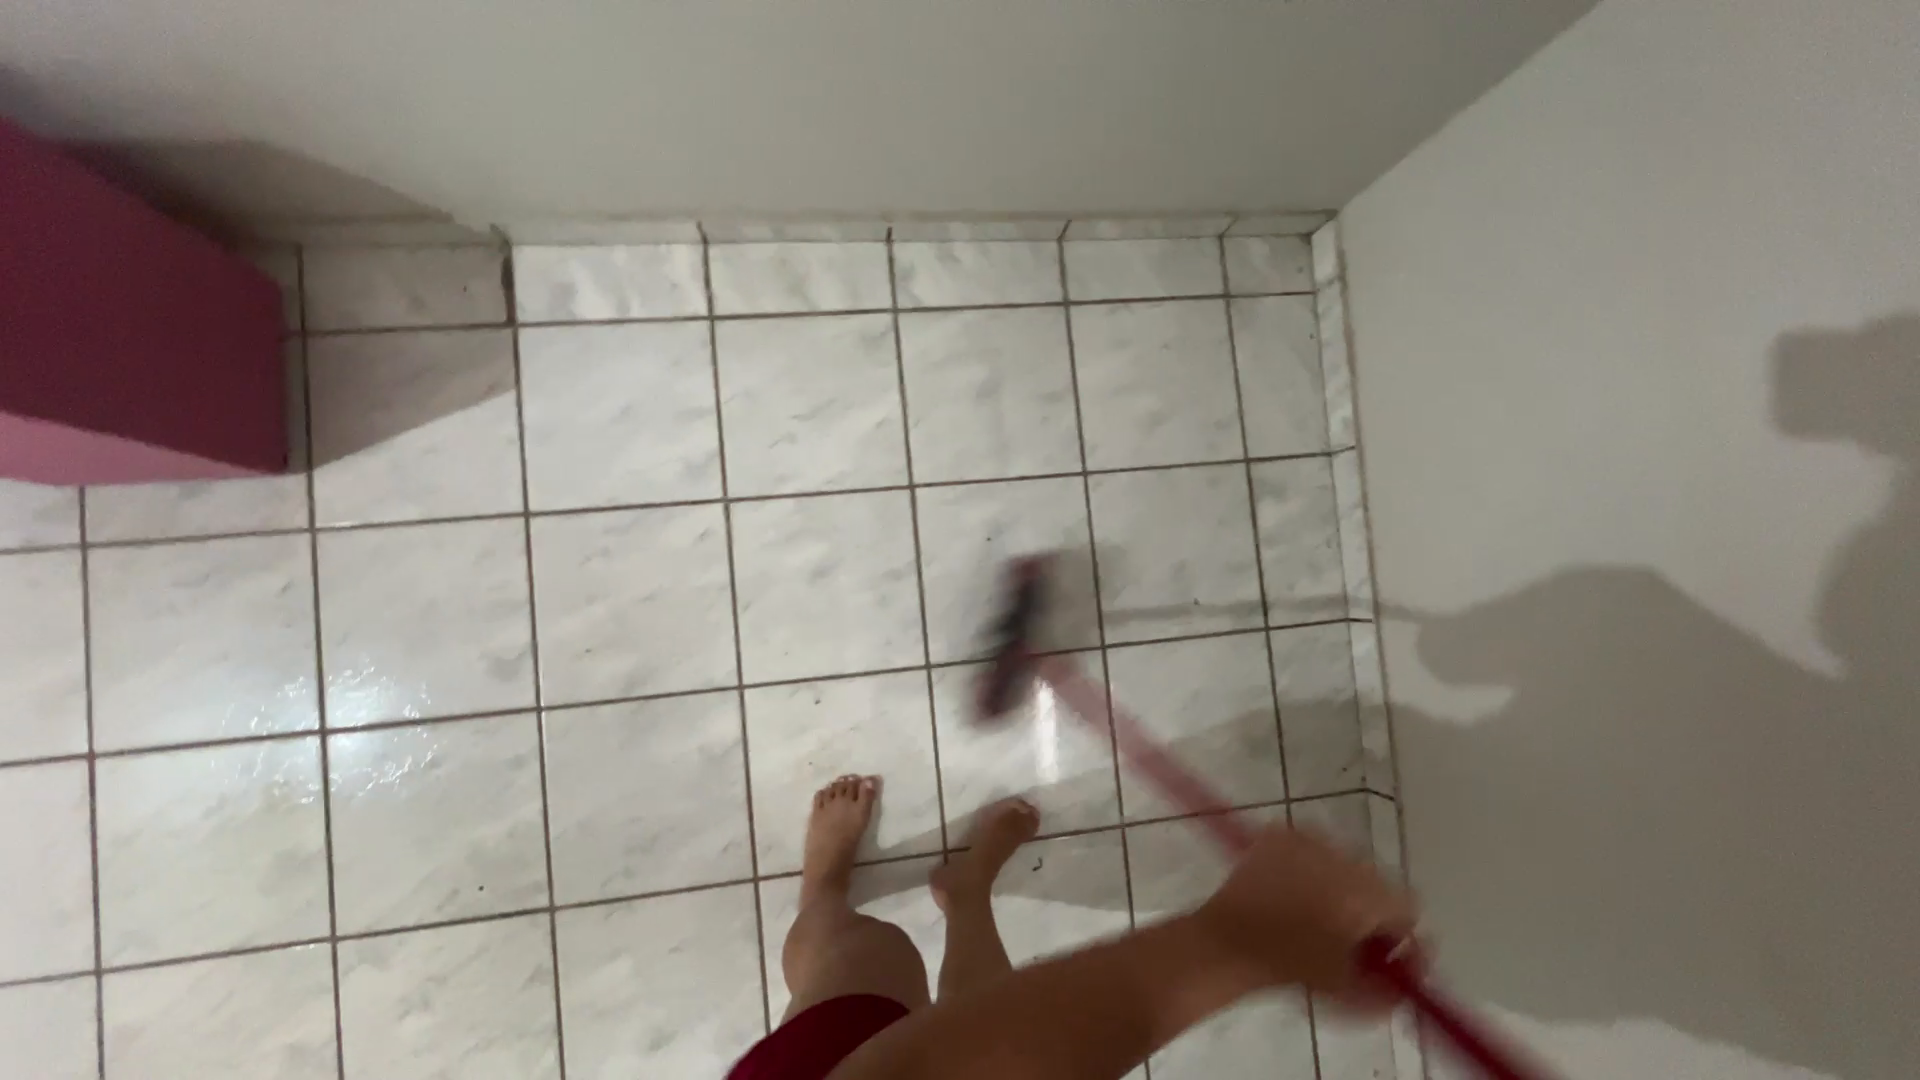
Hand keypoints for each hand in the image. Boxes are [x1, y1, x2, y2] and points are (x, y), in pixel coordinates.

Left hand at [1194, 824, 1419, 1012]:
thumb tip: (1413, 968)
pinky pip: (1309, 846)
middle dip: (1367, 906)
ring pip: (1343, 861)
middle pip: (1375, 880)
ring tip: (1312, 909)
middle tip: (1344, 932)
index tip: (1380, 951)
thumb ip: (1396, 984)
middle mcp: (1344, 856)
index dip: (1397, 933)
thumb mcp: (1355, 990)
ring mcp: (1309, 838)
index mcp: (1369, 893)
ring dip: (1338, 883)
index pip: (1407, 906)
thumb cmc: (1294, 965)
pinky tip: (1292, 886)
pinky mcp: (1280, 832)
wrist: (1231, 940)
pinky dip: (1307, 864)